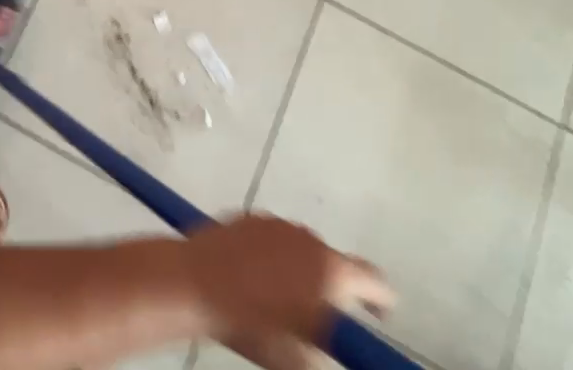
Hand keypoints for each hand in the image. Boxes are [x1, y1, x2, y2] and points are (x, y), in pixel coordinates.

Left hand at [181, 216, 393, 369]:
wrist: (190, 283)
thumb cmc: (249, 325)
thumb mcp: (296, 359)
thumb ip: (324, 359)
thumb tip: (328, 360)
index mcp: (331, 272)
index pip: (376, 281)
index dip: (381, 300)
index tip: (376, 315)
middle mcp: (309, 240)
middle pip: (336, 262)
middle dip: (333, 287)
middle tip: (316, 313)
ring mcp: (276, 224)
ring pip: (302, 248)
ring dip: (300, 269)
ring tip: (277, 296)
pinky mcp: (246, 216)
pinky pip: (272, 237)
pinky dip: (272, 254)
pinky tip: (251, 275)